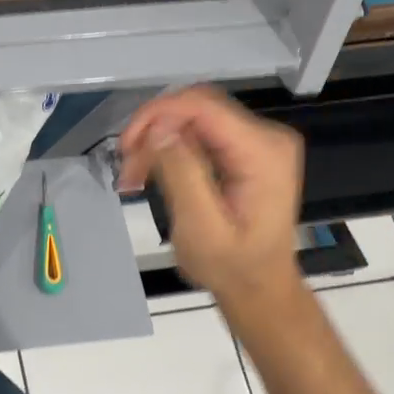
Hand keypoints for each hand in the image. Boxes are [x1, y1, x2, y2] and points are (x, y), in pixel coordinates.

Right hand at [118, 86, 304, 306]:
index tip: (126, 147)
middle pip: (195, 106)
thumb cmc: (232, 266)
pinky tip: (153, 170)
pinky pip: (198, 129)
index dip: (157, 115)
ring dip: (157, 139)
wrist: (259, 288)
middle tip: (127, 164)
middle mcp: (266, 136)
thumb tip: (158, 128)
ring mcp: (257, 139)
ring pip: (191, 115)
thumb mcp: (201, 228)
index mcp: (263, 152)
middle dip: (153, 128)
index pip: (202, 106)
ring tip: (135, 174)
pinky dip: (169, 146)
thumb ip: (182, 173)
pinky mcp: (245, 146)